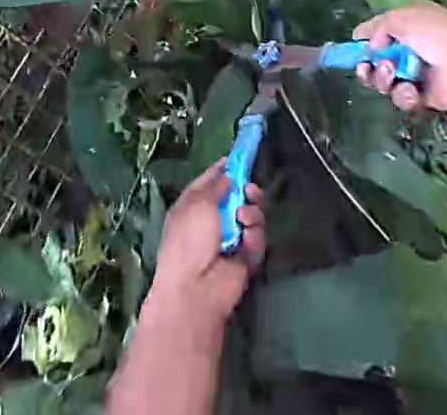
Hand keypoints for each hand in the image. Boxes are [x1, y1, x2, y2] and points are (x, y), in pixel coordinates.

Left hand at [144, 161, 263, 329]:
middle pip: (238, 195)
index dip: (225, 169)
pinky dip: (254, 235)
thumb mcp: (198, 204)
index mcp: (194, 204)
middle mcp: (213, 218)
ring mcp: (231, 237)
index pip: (212, 180)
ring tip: (244, 218)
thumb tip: (228, 174)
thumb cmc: (189, 240)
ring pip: (252, 214)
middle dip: (247, 191)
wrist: (197, 288)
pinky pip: (257, 237)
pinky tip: (246, 240)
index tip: (240, 157)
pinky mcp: (246, 255)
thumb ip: (216, 185)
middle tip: (249, 191)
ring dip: (251, 213)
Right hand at [353, 2, 446, 113]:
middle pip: (376, 59)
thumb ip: (377, 27)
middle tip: (368, 66)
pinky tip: (412, 90)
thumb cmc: (437, 36)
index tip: (354, 47)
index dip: (366, 39)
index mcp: (409, 22)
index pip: (379, 30)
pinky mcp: (422, 96)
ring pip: (384, 80)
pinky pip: (401, 96)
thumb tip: (365, 42)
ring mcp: (416, 72)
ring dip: (383, 78)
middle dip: (369, 64)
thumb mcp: (401, 18)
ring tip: (393, 74)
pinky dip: (403, 94)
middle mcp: (411, 46)